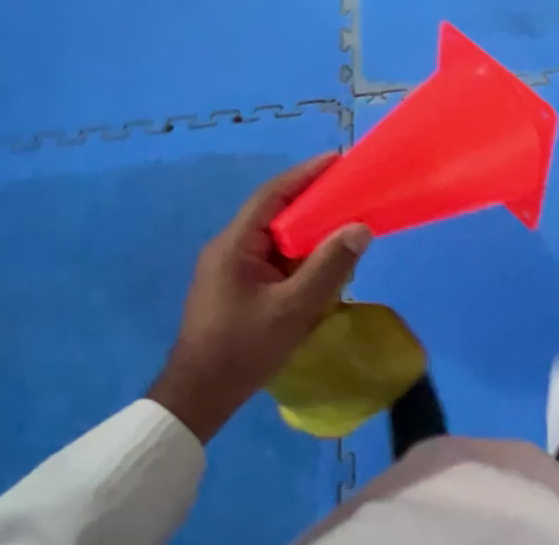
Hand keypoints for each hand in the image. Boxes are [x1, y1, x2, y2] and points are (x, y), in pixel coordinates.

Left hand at [147, 154, 372, 442]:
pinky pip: (274, 257)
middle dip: (314, 199)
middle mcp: (229, 248)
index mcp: (235, 244)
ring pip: (276, 236)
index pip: (273, 194)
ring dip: (309, 229)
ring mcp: (230, 269)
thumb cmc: (243, 348)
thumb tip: (361, 228)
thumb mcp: (294, 307)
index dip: (305, 174)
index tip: (338, 159)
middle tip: (352, 191)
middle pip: (275, 211)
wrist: (198, 400)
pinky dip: (301, 252)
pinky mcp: (237, 287)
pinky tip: (325, 262)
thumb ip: (329, 266)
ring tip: (346, 223)